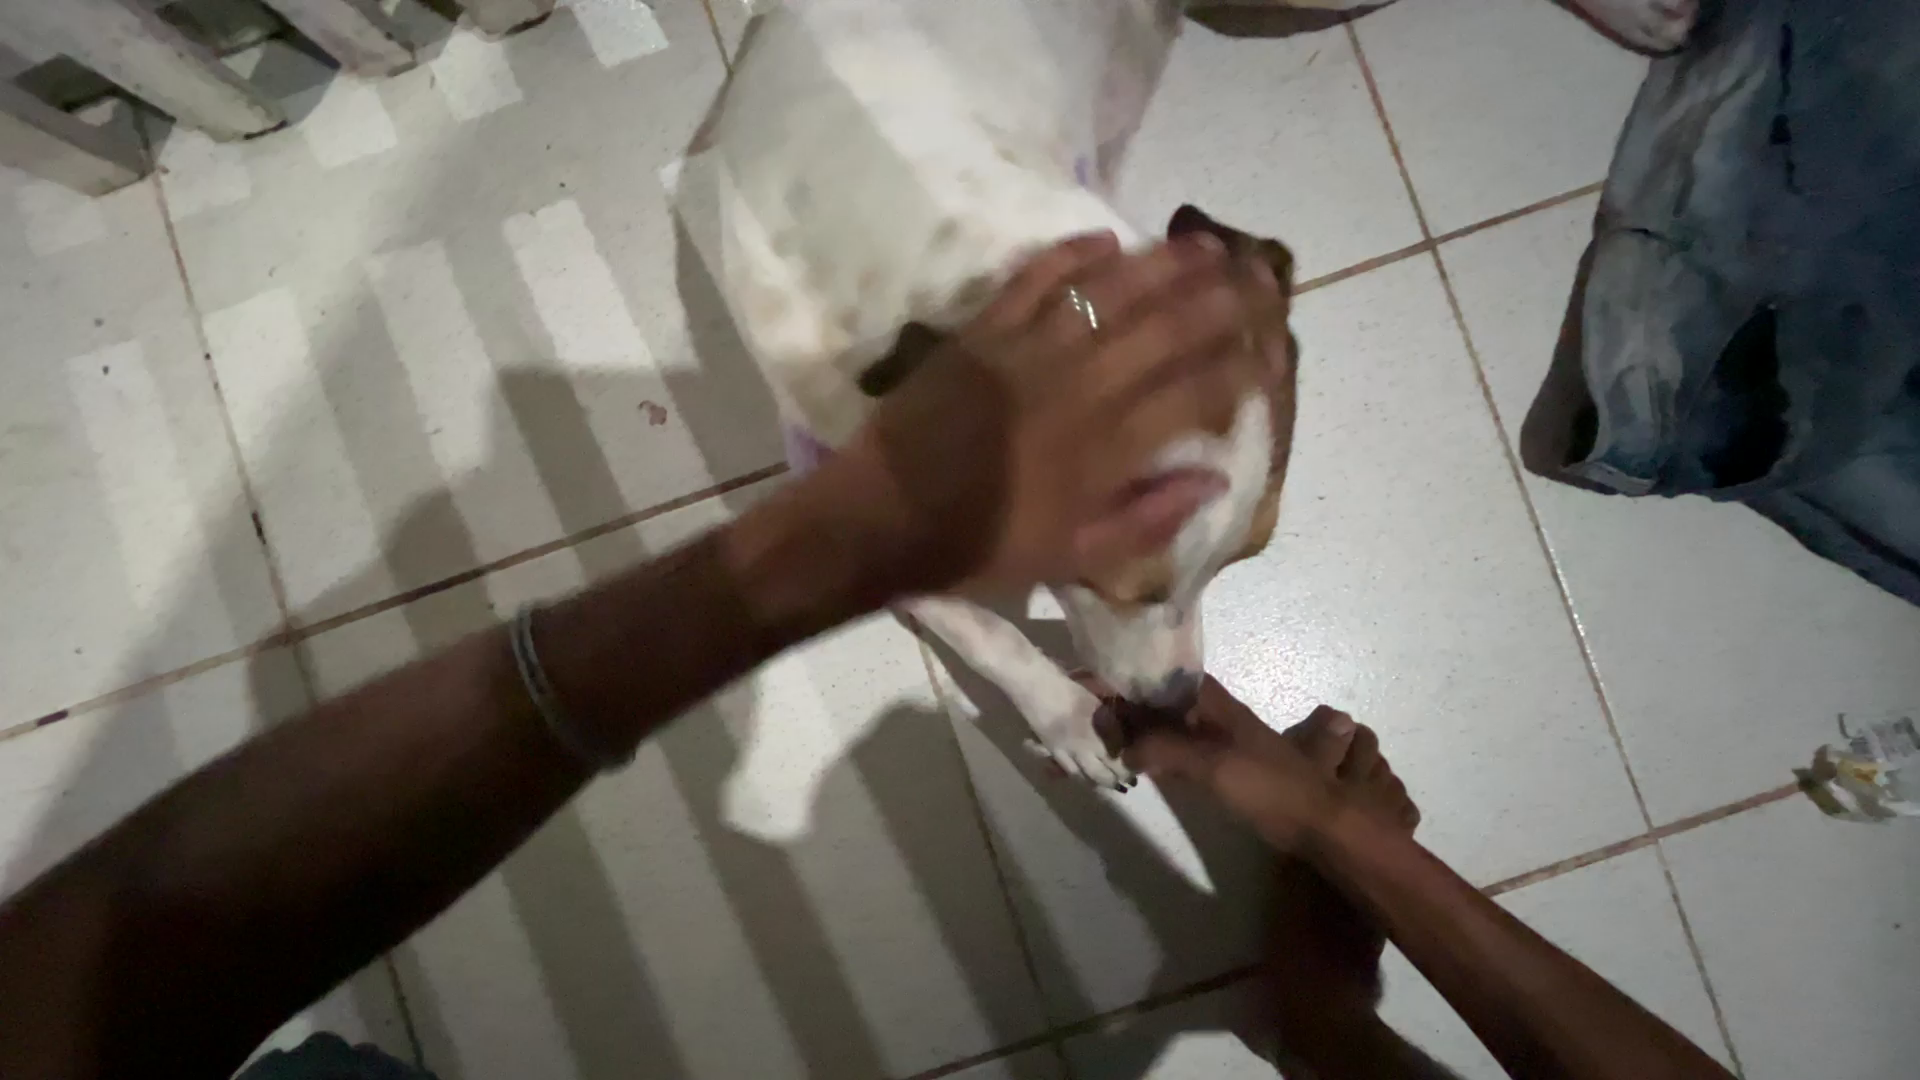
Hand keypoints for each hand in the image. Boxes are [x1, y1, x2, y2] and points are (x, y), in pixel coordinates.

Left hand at [838, 231, 1287, 595]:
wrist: (885, 517)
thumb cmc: (982, 544)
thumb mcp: (1071, 558)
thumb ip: (1147, 521)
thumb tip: (1214, 478)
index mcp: (1103, 449)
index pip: (1192, 394)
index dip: (1236, 373)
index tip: (1260, 360)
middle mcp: (1077, 387)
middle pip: (1164, 329)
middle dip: (1219, 301)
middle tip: (1256, 278)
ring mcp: (1027, 350)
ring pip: (1108, 292)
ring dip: (1161, 265)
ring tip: (1202, 246)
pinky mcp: (982, 332)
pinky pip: (1034, 279)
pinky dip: (1071, 255)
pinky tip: (1105, 238)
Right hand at [1124, 678, 1418, 851]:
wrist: (1324, 826)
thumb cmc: (1269, 787)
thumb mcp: (1211, 766)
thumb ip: (1165, 750)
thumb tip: (1124, 748)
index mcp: (1223, 709)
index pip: (1178, 680)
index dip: (1148, 680)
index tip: (1118, 689)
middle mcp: (1230, 720)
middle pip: (1181, 703)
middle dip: (1149, 707)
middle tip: (1116, 722)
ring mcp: (1238, 746)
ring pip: (1190, 727)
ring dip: (1161, 731)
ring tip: (1132, 744)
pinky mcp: (1242, 773)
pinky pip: (1197, 752)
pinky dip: (1175, 754)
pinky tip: (1163, 769)